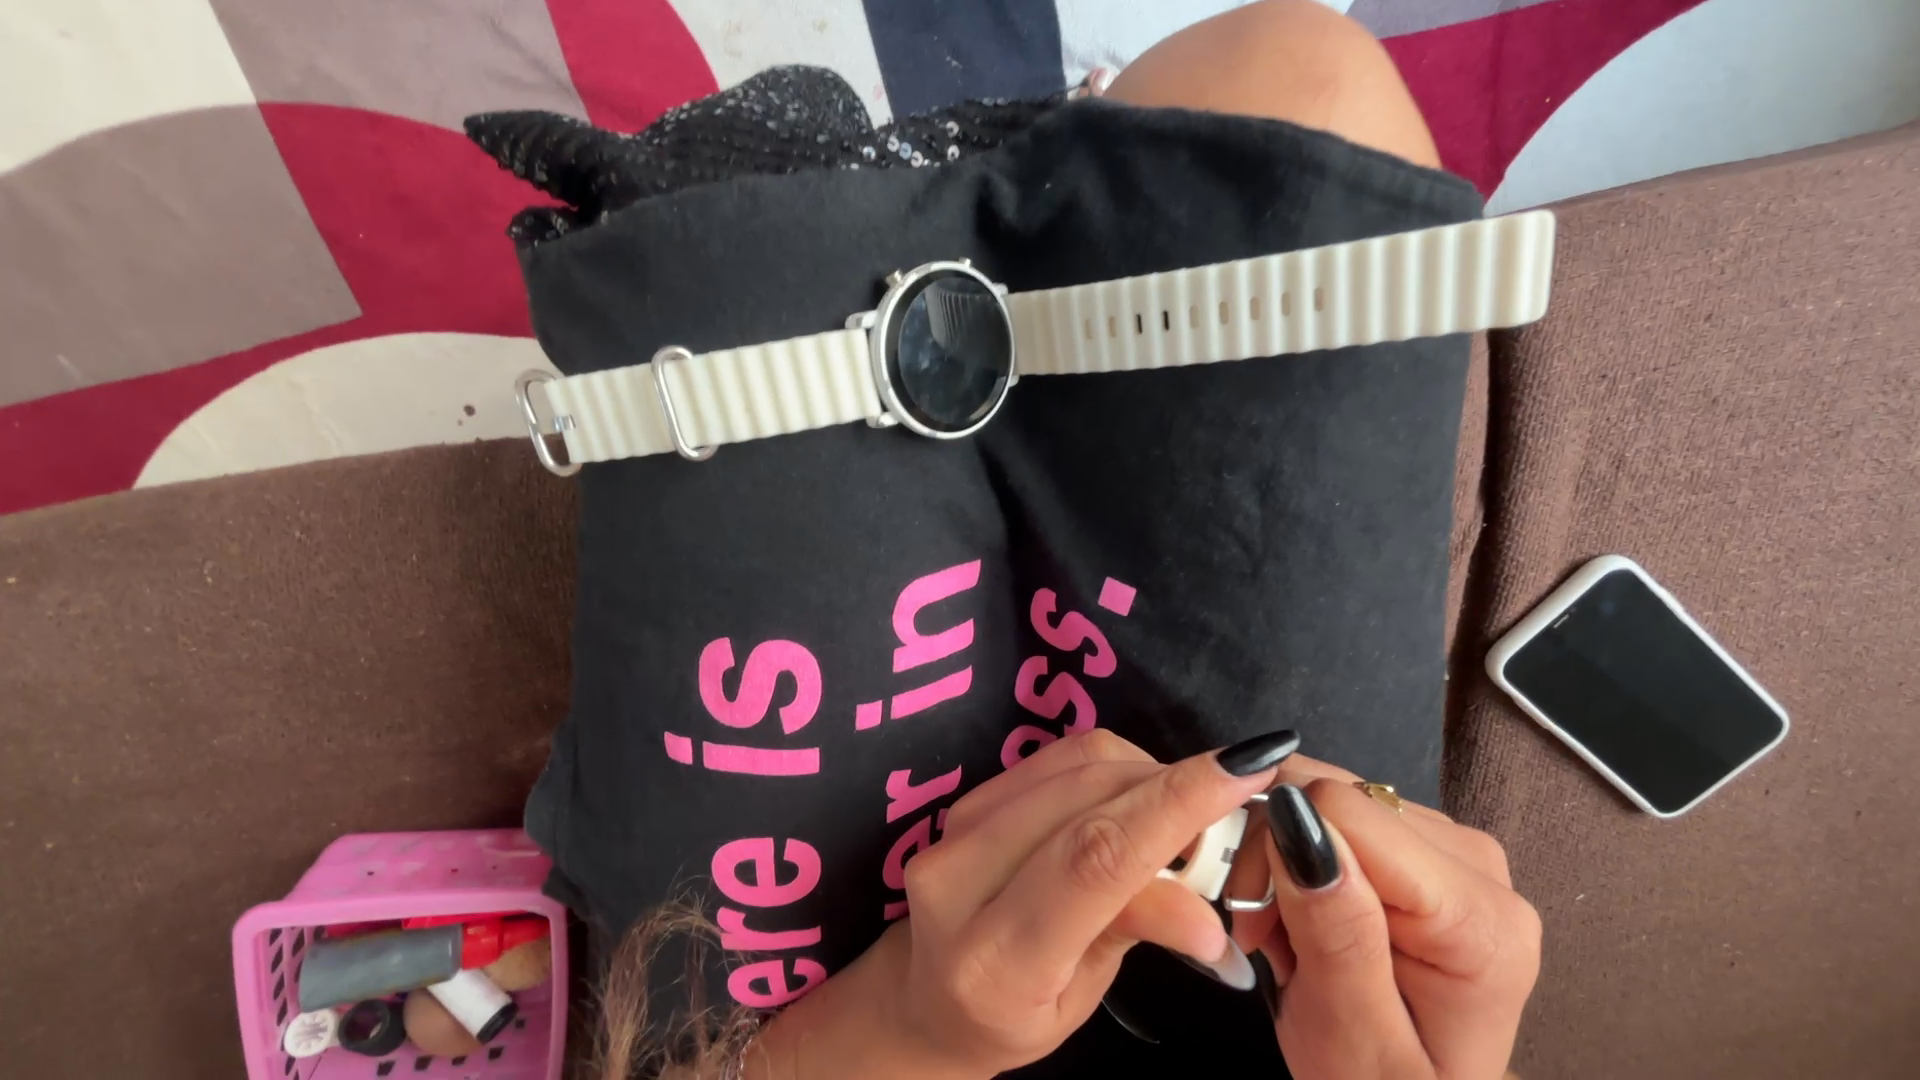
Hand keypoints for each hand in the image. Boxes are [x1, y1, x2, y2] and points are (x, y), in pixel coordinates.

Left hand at [763, 728, 1297, 1078]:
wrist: (925, 993)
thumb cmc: (1013, 1014)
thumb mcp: (1082, 995)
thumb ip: (1135, 927)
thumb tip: (1210, 911)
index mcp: (995, 958)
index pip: (1094, 860)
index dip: (1173, 808)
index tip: (1243, 772)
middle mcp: (961, 877)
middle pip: (1086, 798)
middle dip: (1173, 783)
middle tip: (1234, 793)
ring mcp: (955, 827)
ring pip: (1074, 765)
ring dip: (1147, 773)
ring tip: (1185, 809)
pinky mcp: (966, 797)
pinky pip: (1056, 757)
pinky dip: (1113, 765)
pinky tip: (1137, 796)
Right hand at [1228, 756, 1540, 1079]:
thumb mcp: (1350, 1037)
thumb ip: (1335, 929)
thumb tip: (1295, 814)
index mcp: (1478, 916)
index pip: (1343, 811)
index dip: (1276, 848)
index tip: (1254, 924)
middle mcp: (1476, 862)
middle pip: (1332, 796)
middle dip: (1273, 852)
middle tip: (1260, 929)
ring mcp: (1452, 847)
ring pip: (1324, 796)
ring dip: (1280, 854)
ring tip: (1280, 928)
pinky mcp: (1424, 843)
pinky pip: (1335, 811)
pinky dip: (1298, 850)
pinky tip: (1302, 908)